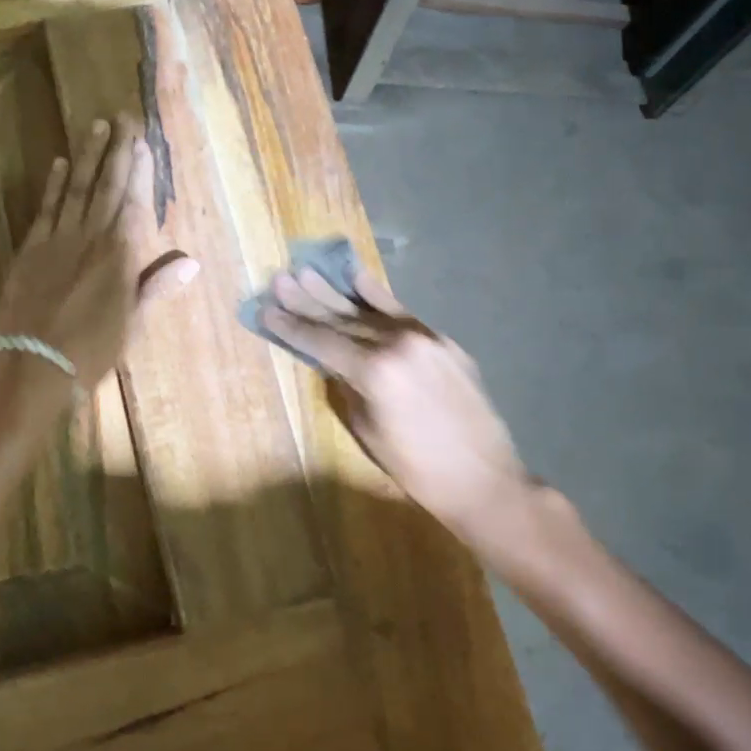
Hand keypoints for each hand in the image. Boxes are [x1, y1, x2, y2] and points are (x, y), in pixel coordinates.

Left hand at [0, 119, 199, 385]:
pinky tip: (59, 163)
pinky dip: (53, 184)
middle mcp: (91, 237)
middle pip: (107, 186)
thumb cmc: (91, 351)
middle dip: (118, 151)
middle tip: (124, 117)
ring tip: (97, 126)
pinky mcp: (31, 248)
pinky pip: (46, 207)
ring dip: (88, 156)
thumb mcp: (133, 324)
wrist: (32, 363)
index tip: (144, 141)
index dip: (141, 171)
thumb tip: (190, 262)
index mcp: (121, 255)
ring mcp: (58, 239)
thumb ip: (156, 287)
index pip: (135, 203)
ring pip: (76, 188)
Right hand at [260, 267, 536, 540]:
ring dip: (336, 293)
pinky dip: (378, 297)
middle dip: (307, 302)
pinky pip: (402, 314)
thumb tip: (336, 363)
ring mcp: (424, 338)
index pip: (322, 341)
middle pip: (342, 319)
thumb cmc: (416, 467)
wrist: (482, 478)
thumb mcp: (367, 429)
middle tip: (280, 280)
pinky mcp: (443, 342)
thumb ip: (347, 388)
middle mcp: (398, 343)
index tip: (267, 310)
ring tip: (306, 272)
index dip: (291, 327)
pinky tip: (357, 278)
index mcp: (375, 370)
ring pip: (370, 312)